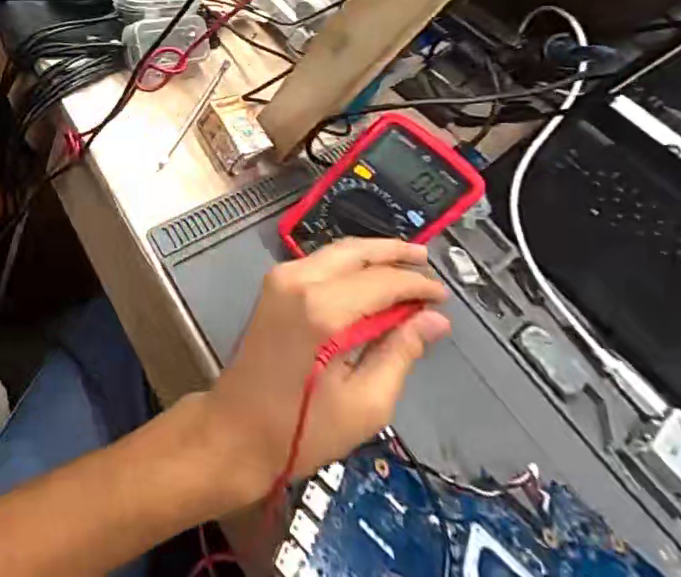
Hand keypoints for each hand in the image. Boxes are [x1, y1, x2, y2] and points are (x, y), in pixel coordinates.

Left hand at [203, 239, 450, 497]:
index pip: (381, 281)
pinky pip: (318, 263)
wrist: (237, 429)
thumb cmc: (302, 427)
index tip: (443, 295)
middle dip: (393, 252)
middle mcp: (298, 280)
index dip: (416, 284)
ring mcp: (280, 279)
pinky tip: (369, 278)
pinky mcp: (272, 286)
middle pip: (355, 252)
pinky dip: (348, 265)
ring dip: (370, 255)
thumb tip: (434, 319)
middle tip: (426, 259)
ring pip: (335, 252)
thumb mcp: (366, 402)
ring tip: (405, 265)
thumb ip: (400, 352)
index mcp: (322, 308)